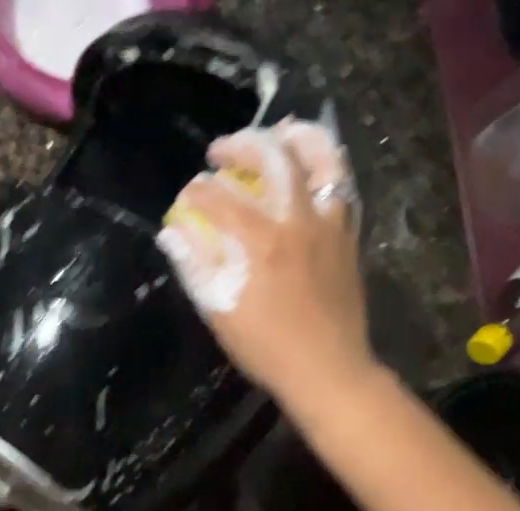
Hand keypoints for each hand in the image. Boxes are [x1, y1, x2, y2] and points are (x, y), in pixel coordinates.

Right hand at [155, 120, 377, 399]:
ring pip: (322, 159)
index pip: (219, 198)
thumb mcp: (219, 313)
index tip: (184, 197)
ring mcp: (329, 225)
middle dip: (241, 145)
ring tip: (281, 132)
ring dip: (298, 137)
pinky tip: (313, 167)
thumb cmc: (266, 348)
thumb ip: (195, 267)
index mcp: (259, 242)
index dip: (196, 192)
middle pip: (272, 158)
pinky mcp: (348, 236)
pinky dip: (327, 167)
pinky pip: (342, 186)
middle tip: (221, 152)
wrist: (328, 369)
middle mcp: (297, 221)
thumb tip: (172, 234)